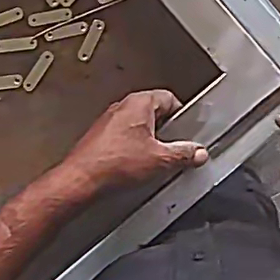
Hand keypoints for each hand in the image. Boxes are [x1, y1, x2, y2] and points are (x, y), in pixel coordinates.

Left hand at [52, 90, 207, 199]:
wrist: (81, 180)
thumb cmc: (112, 164)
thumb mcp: (160, 160)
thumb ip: (184, 154)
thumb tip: (197, 152)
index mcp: (139, 103)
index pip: (170, 98)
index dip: (183, 115)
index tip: (189, 130)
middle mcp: (122, 107)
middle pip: (155, 112)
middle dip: (167, 130)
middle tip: (175, 147)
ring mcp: (110, 121)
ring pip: (139, 126)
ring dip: (150, 140)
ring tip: (155, 159)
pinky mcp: (101, 137)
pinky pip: (125, 137)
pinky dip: (133, 148)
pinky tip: (136, 166)